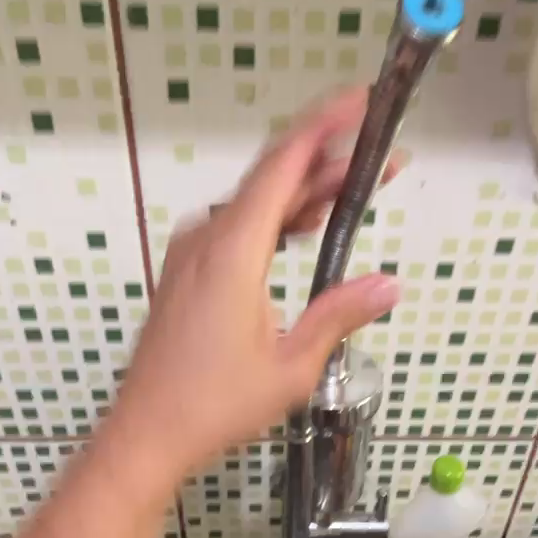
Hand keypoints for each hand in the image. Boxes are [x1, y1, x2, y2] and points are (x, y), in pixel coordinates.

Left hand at [107, 86, 405, 476]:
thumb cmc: (216, 405)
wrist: (149, 432)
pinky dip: (274, 221)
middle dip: (328, 164)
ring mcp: (191, 254)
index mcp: (234, 250)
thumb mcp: (291, 366)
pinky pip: (235, 228)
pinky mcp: (186, 273)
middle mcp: (208, 238)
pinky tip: (302, 231)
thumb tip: (387, 286)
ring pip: (253, 203)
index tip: (363, 105)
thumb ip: (338, 316)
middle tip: (380, 164)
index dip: (326, 126)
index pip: (284, 163)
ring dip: (302, 194)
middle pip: (272, 179)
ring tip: (352, 193)